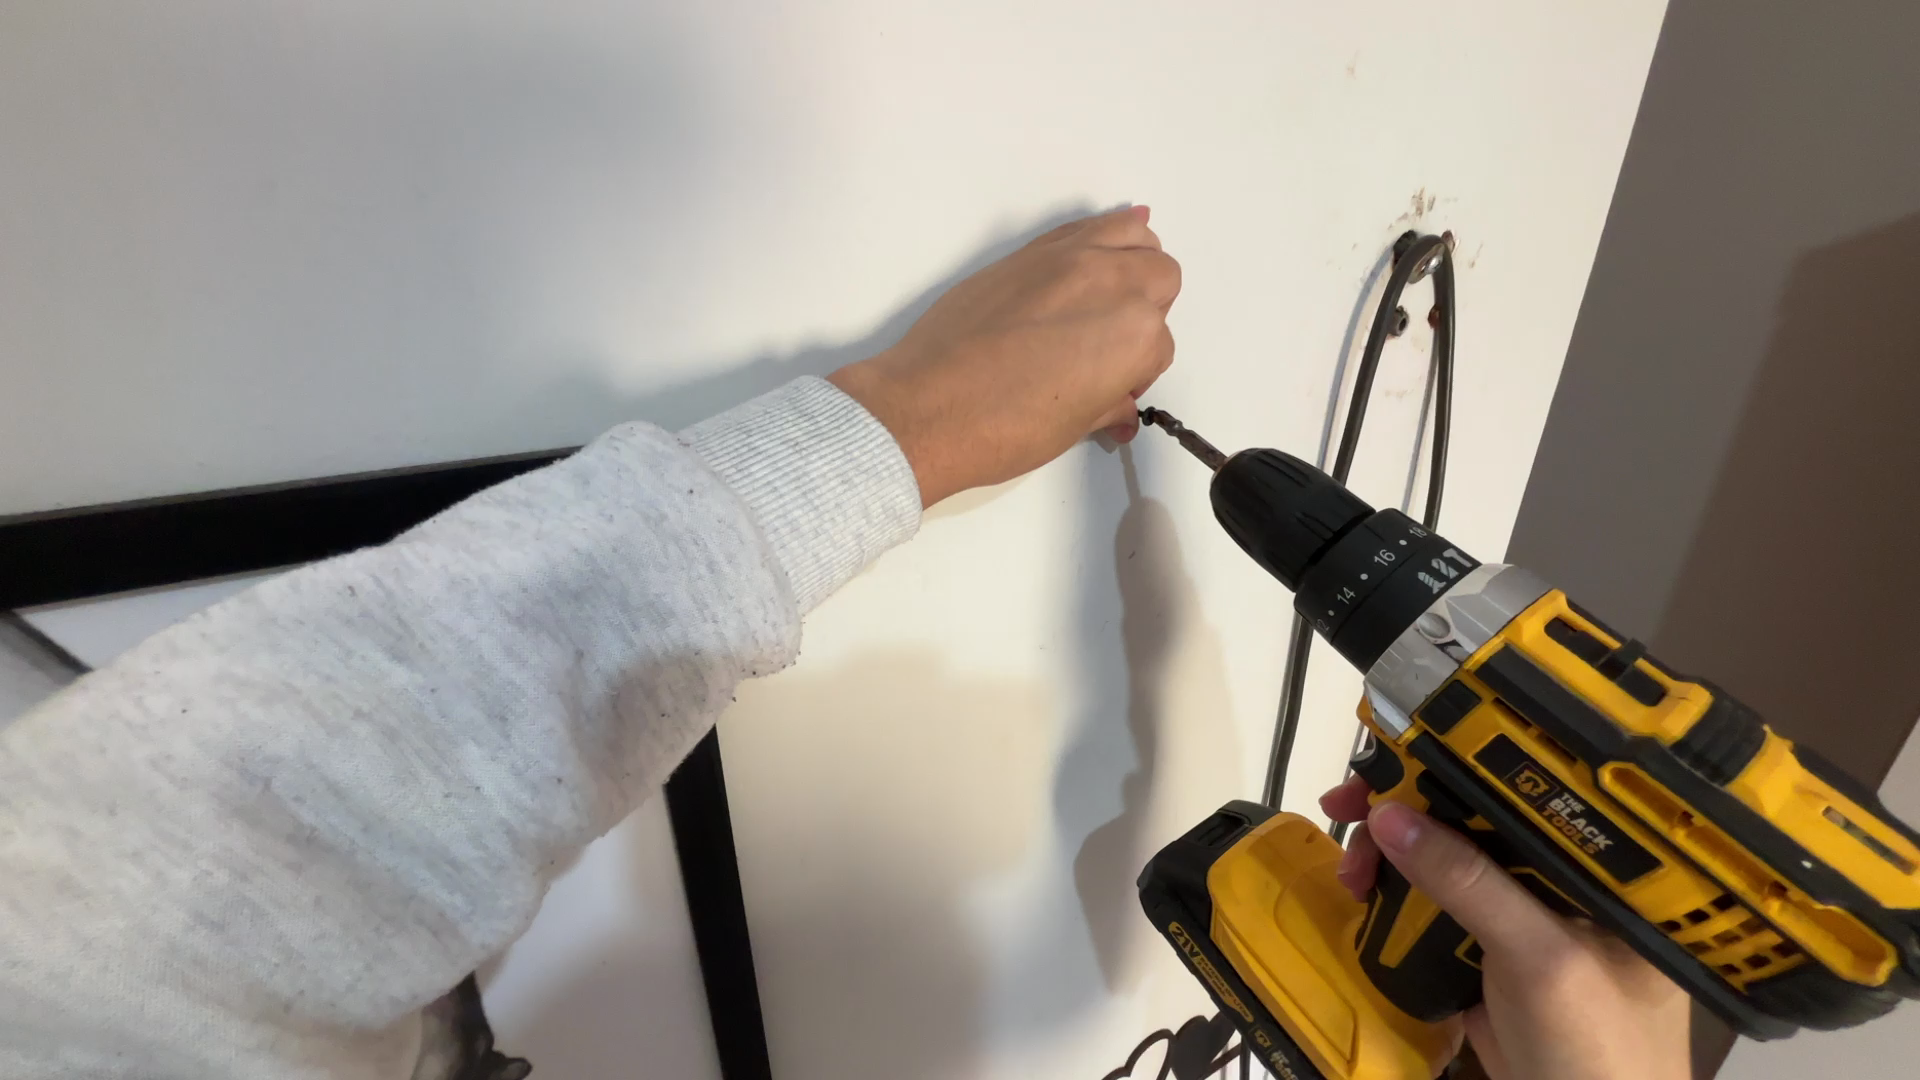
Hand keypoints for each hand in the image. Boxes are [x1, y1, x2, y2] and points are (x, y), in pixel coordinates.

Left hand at [827, 206, 1179, 506]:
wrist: (927, 408)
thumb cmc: (1005, 430)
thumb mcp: (1072, 429)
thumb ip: (1108, 406)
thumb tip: (1120, 411)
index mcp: (1136, 336)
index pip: (1159, 350)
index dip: (1136, 377)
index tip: (1110, 392)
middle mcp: (1114, 283)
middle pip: (1159, 280)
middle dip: (1145, 313)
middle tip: (1107, 348)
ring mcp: (1069, 258)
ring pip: (1131, 235)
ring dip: (1132, 262)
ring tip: (1105, 298)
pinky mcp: (1029, 251)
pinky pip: (1083, 227)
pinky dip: (1099, 235)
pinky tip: (1094, 253)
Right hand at [1321, 776, 1692, 1079]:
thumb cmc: (1594, 1052)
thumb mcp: (1538, 959)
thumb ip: (1468, 883)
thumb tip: (1387, 814)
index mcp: (1595, 873)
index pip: (1520, 795)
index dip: (1451, 767)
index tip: (1387, 763)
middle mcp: (1555, 879)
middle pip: (1465, 817)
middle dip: (1399, 809)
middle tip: (1342, 808)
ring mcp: (1514, 909)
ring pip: (1437, 850)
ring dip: (1384, 851)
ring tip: (1351, 874)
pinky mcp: (1479, 937)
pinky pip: (1425, 890)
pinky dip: (1389, 884)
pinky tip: (1364, 888)